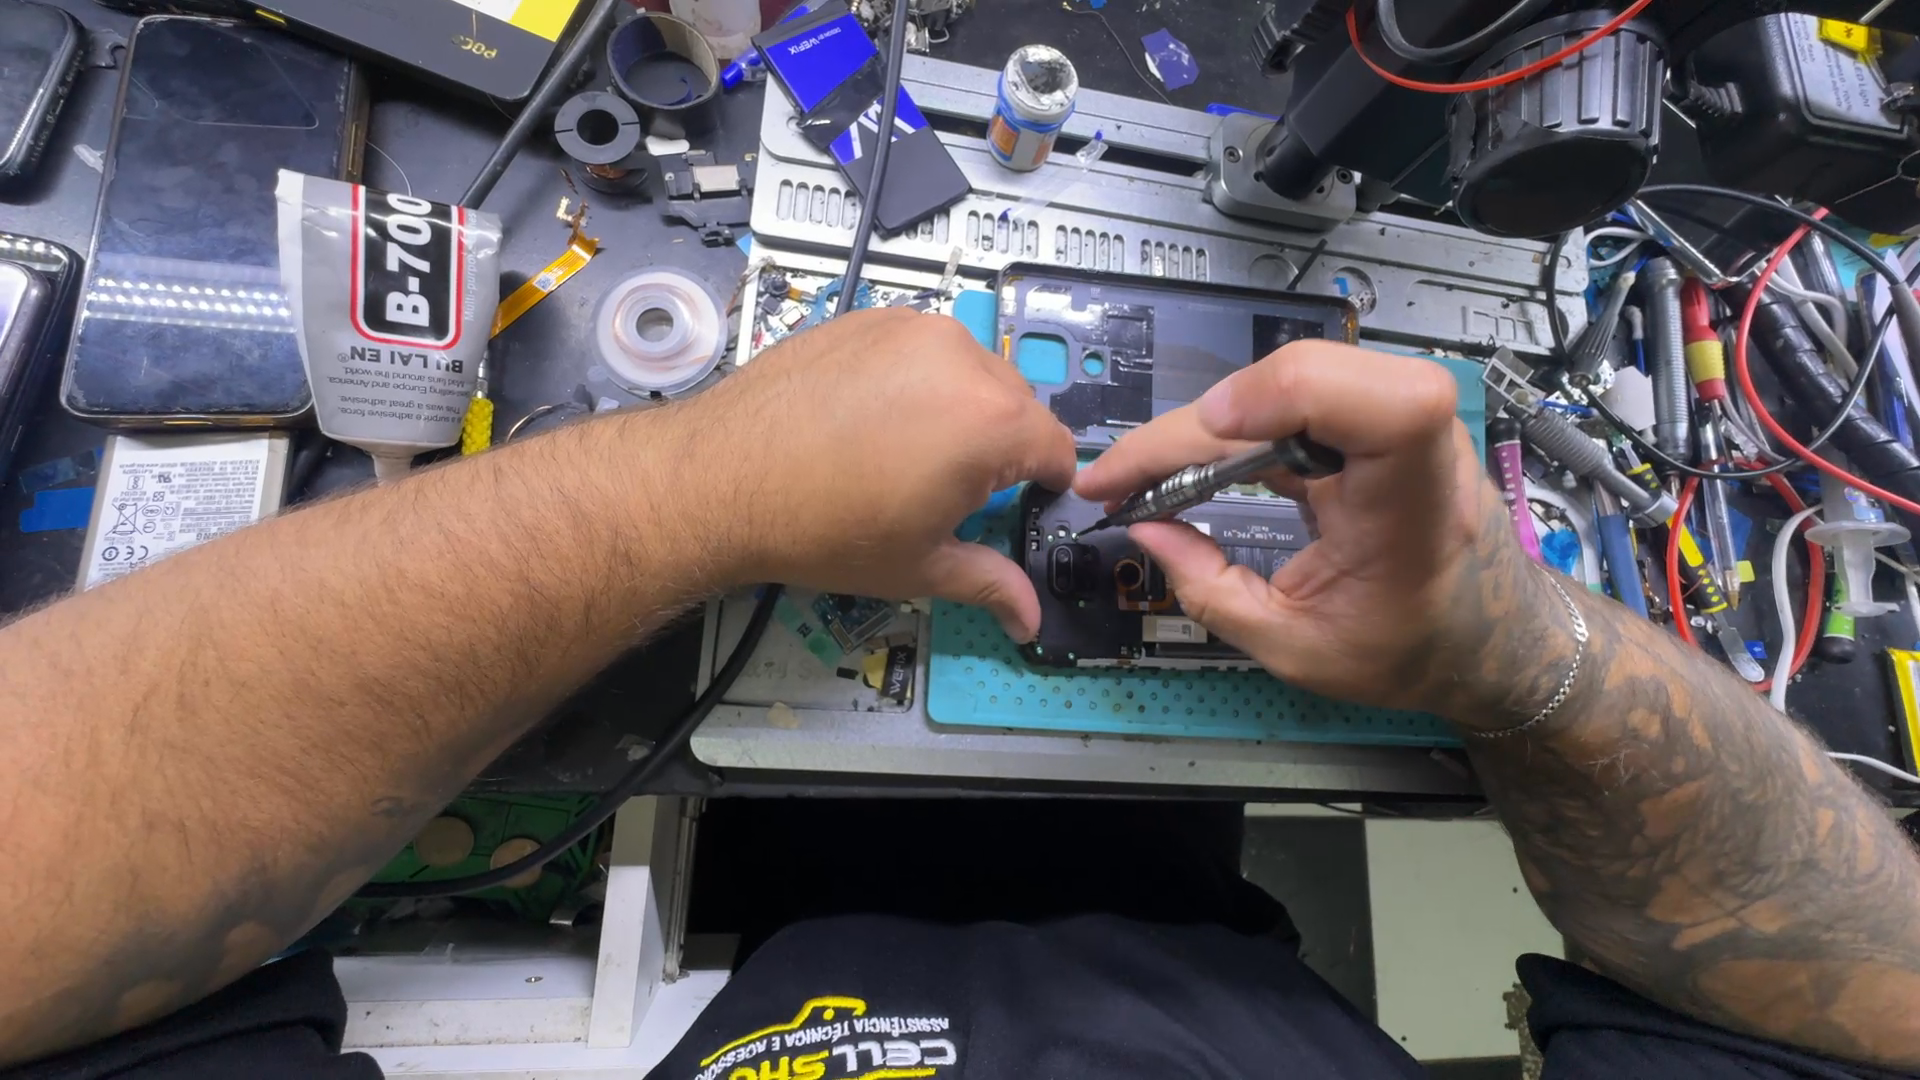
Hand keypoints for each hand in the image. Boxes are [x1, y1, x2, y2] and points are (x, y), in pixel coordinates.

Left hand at [689, 308, 1075, 640]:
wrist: (721, 479)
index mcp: (991, 421)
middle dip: (1002, 446)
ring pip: (971, 370)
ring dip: (963, 408)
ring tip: (909, 449)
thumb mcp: (920, 566)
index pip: (1057, 447)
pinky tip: (875, 417)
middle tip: (952, 486)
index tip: (1020, 503)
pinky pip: (923, 349)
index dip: (1046, 482)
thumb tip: (1029, 621)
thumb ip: (990, 585)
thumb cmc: (827, 529)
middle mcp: (962, 358)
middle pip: (1017, 404)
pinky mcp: (870, 318)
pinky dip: (920, 380)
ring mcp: (912, 329)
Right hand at [1074, 342, 1520, 715]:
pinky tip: (1180, 464)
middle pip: (1302, 381)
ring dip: (1197, 428)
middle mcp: (1409, 450)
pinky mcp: (1360, 429)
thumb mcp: (1295, 648)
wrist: (1489, 638)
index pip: (1388, 405)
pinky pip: (1281, 406)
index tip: (1212, 425)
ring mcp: (1386, 429)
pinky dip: (1220, 431)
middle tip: (1118, 479)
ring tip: (1139, 476)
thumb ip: (1209, 591)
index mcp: (1412, 509)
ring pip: (1283, 384)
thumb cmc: (1407, 650)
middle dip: (1193, 427)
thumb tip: (1142, 526)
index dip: (1295, 390)